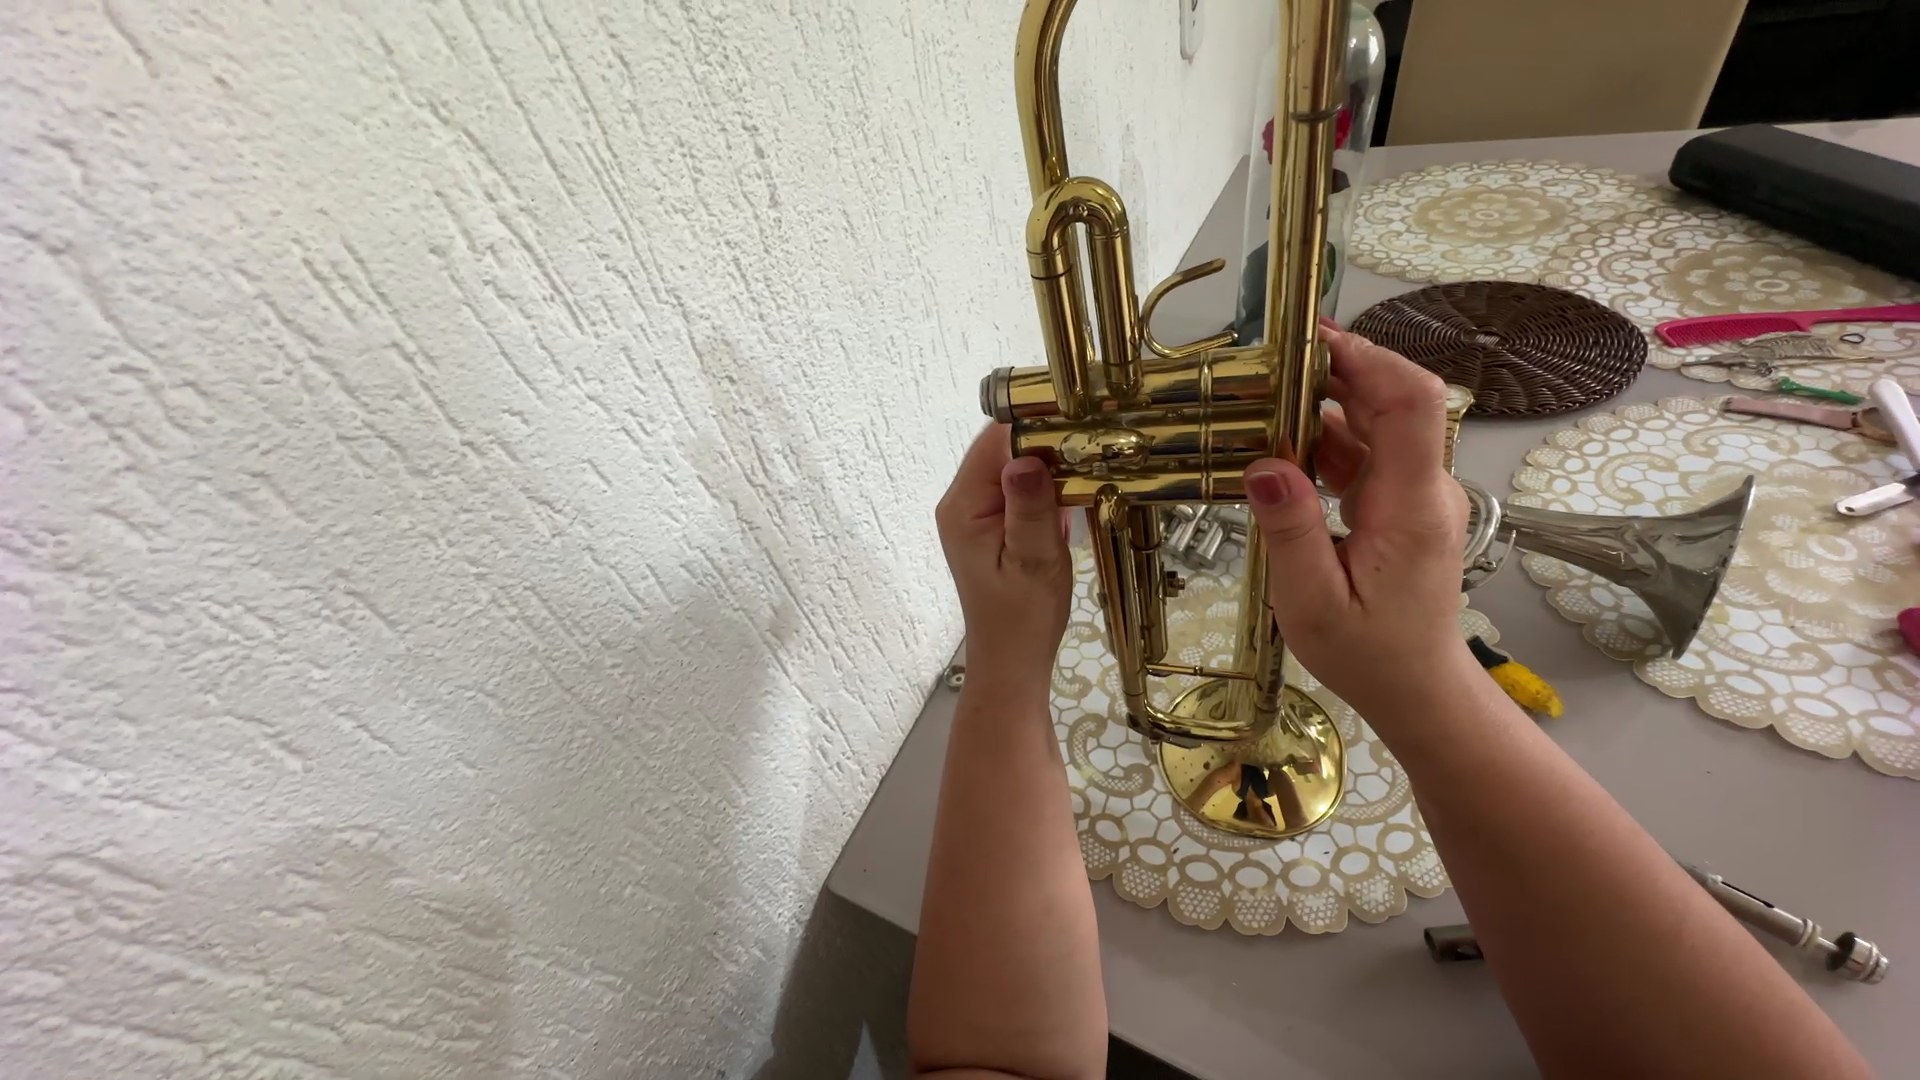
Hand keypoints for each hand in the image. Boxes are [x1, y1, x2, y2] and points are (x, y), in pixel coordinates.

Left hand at [936, 425, 1072, 688]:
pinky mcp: (996, 522)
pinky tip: (1081, 483)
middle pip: (1005, 448)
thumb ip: (1029, 508)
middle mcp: (963, 501)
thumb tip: (1026, 457)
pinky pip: (1022, 487)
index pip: (996, 442)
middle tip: (1100, 434)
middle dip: (1050, 439)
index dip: (1037, 424)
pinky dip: (1050, 482)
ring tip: (1098, 452)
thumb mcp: (1032, 561)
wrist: (1012, 659)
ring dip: (1054, 460)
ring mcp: (978, 511)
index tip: (1083, 417)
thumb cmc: (1023, 617)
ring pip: (1017, 464)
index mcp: (964, 505)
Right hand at [1241, 324, 1476, 717]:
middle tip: (1274, 358)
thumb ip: (1293, 532)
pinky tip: (1287, 439)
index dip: (1369, 360)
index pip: (1410, 405)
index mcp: (1410, 506)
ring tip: (1270, 391)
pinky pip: (1368, 455)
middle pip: (1396, 403)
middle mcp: (1423, 489)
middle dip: (1341, 369)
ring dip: (1330, 400)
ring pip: (1379, 425)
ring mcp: (1415, 497)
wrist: (1418, 690)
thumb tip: (1265, 465)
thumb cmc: (1368, 655)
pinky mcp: (1401, 508)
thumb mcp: (1314, 603)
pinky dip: (1329, 437)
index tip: (1314, 339)